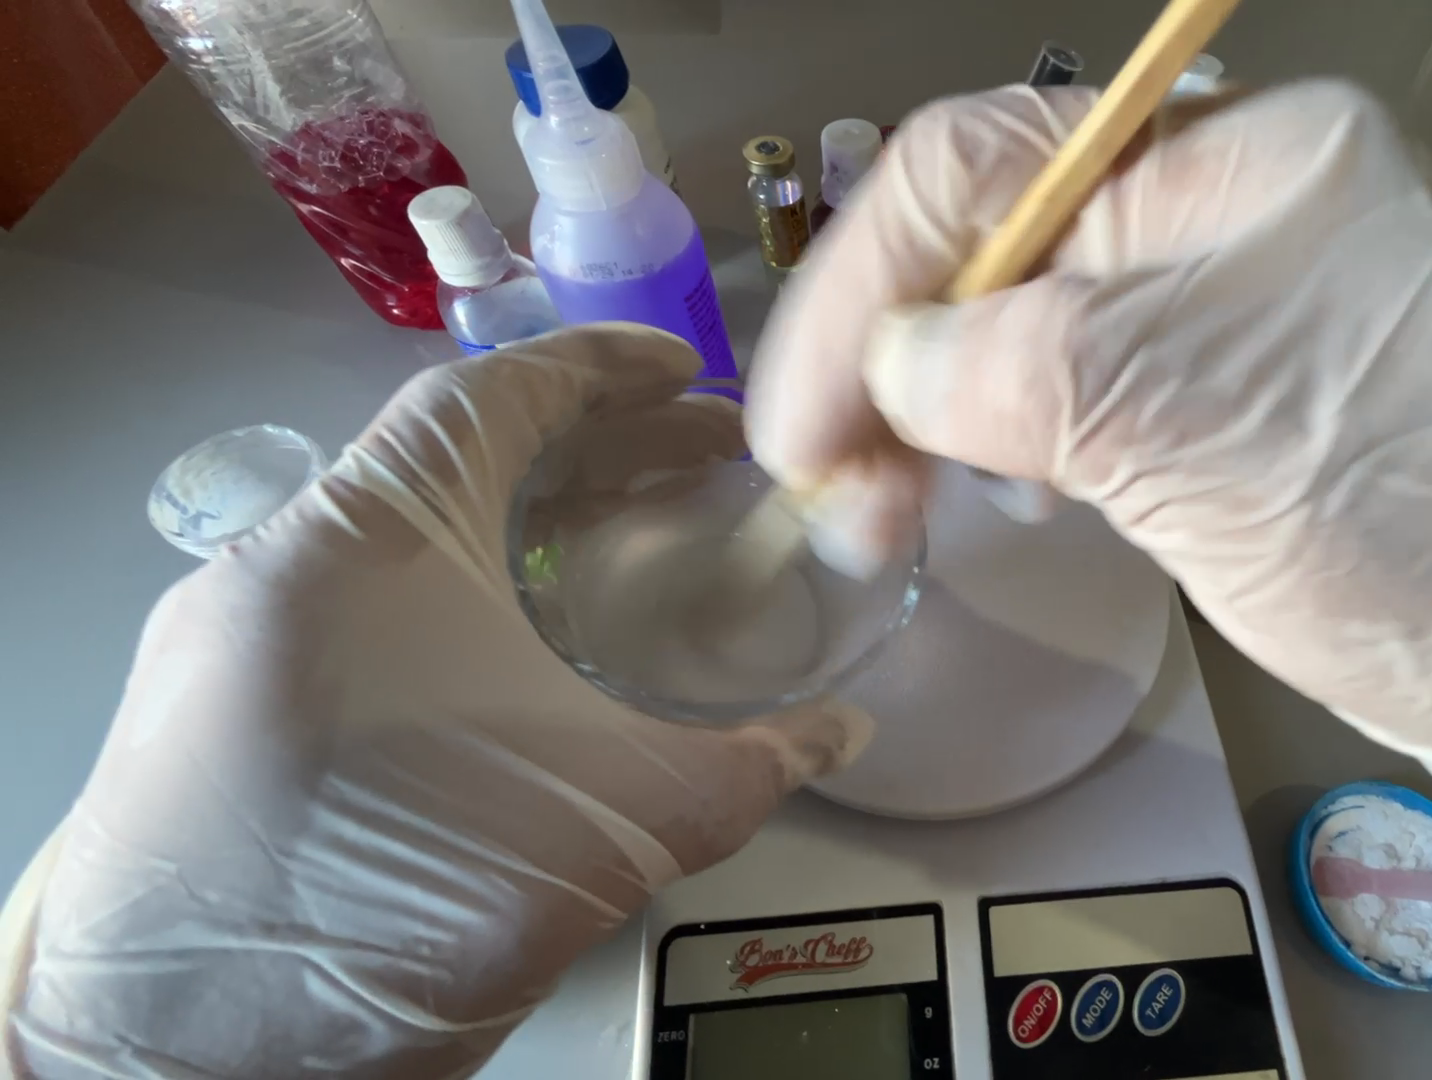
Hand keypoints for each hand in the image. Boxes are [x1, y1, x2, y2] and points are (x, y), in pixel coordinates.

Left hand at [2, 326, 869, 1077]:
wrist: (191, 1077)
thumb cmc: (404, 903)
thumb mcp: (618, 820)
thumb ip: (756, 765)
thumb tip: (845, 732)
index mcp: (370, 546)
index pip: (488, 396)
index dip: (597, 364)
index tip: (689, 368)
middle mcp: (307, 562)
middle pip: (481, 449)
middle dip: (613, 437)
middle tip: (715, 449)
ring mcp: (276, 625)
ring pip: (450, 516)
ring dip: (565, 499)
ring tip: (668, 511)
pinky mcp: (272, 689)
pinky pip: (418, 579)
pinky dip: (513, 562)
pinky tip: (577, 606)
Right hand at [748, 81, 1431, 903]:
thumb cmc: (1430, 530)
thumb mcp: (1218, 433)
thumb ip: (1032, 376)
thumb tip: (894, 365)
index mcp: (1220, 166)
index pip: (975, 176)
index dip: (856, 295)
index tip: (792, 433)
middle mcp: (1192, 219)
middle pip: (973, 257)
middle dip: (873, 371)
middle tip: (825, 496)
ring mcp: (1183, 316)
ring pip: (995, 337)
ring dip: (910, 421)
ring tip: (871, 518)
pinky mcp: (1179, 404)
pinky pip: (1037, 401)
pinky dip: (972, 448)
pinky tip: (948, 496)